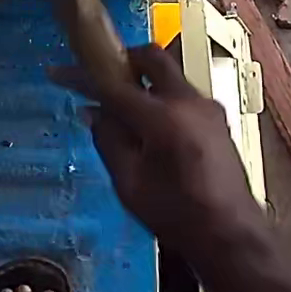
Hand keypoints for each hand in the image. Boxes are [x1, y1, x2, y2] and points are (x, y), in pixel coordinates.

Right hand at [52, 44, 269, 266]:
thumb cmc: (176, 216)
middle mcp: (189, 101)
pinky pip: (183, 93)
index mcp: (163, 118)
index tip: (59, 71)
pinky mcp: (217, 116)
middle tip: (104, 77)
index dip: (82, 78)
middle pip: (152, 57)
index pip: (114, 87)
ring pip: (170, 74)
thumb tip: (93, 111)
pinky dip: (163, 98)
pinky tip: (153, 129)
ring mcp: (208, 106)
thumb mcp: (130, 184)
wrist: (231, 234)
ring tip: (127, 112)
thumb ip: (109, 140)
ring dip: (145, 81)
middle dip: (123, 60)